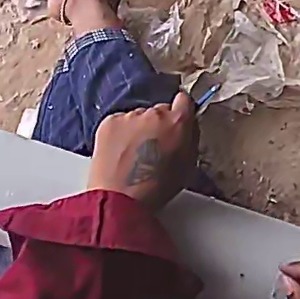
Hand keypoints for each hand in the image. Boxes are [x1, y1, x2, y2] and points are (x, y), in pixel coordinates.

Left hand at [86, 93, 197, 210]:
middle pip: (158, 111)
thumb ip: (189, 139)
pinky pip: (119, 122)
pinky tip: (119, 154)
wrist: (121, 198)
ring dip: (137, 130)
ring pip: (137, 117)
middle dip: (157, 126)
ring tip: (132, 156)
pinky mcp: (110, 122)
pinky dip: (119, 133)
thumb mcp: (187, 165)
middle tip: (151, 148)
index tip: (176, 120)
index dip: (180, 111)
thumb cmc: (155, 189)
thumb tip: (187, 127)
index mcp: (179, 123)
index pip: (184, 101)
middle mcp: (154, 114)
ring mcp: (130, 116)